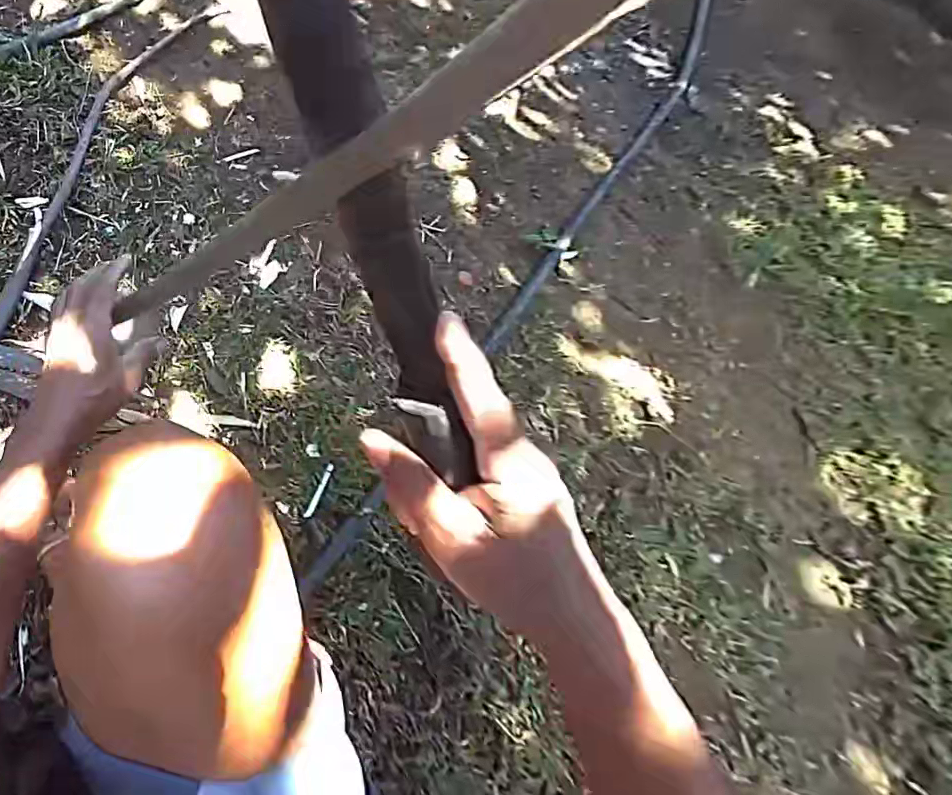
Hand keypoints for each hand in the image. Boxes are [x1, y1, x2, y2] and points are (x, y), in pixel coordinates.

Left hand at [20, 257, 161, 459]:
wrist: (56, 418)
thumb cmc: (93, 400)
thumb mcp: (126, 379)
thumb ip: (142, 355)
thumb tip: (161, 341)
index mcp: (91, 325)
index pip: (102, 287)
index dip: (114, 270)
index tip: (125, 260)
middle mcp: (70, 321)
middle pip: (81, 284)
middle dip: (98, 272)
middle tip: (114, 267)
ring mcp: (57, 330)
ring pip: (67, 294)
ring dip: (82, 282)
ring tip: (97, 281)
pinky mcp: (51, 341)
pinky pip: (59, 307)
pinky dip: (70, 297)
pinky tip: (78, 306)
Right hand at [360, 313, 604, 645]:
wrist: (581, 633)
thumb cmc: (517, 584)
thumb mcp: (450, 536)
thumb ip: (409, 483)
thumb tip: (371, 438)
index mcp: (512, 462)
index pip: (479, 396)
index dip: (460, 356)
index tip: (444, 320)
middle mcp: (525, 458)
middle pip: (459, 428)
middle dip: (424, 456)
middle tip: (415, 515)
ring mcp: (528, 474)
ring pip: (462, 454)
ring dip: (435, 484)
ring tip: (432, 532)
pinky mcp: (525, 489)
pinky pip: (472, 471)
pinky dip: (448, 492)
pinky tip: (449, 530)